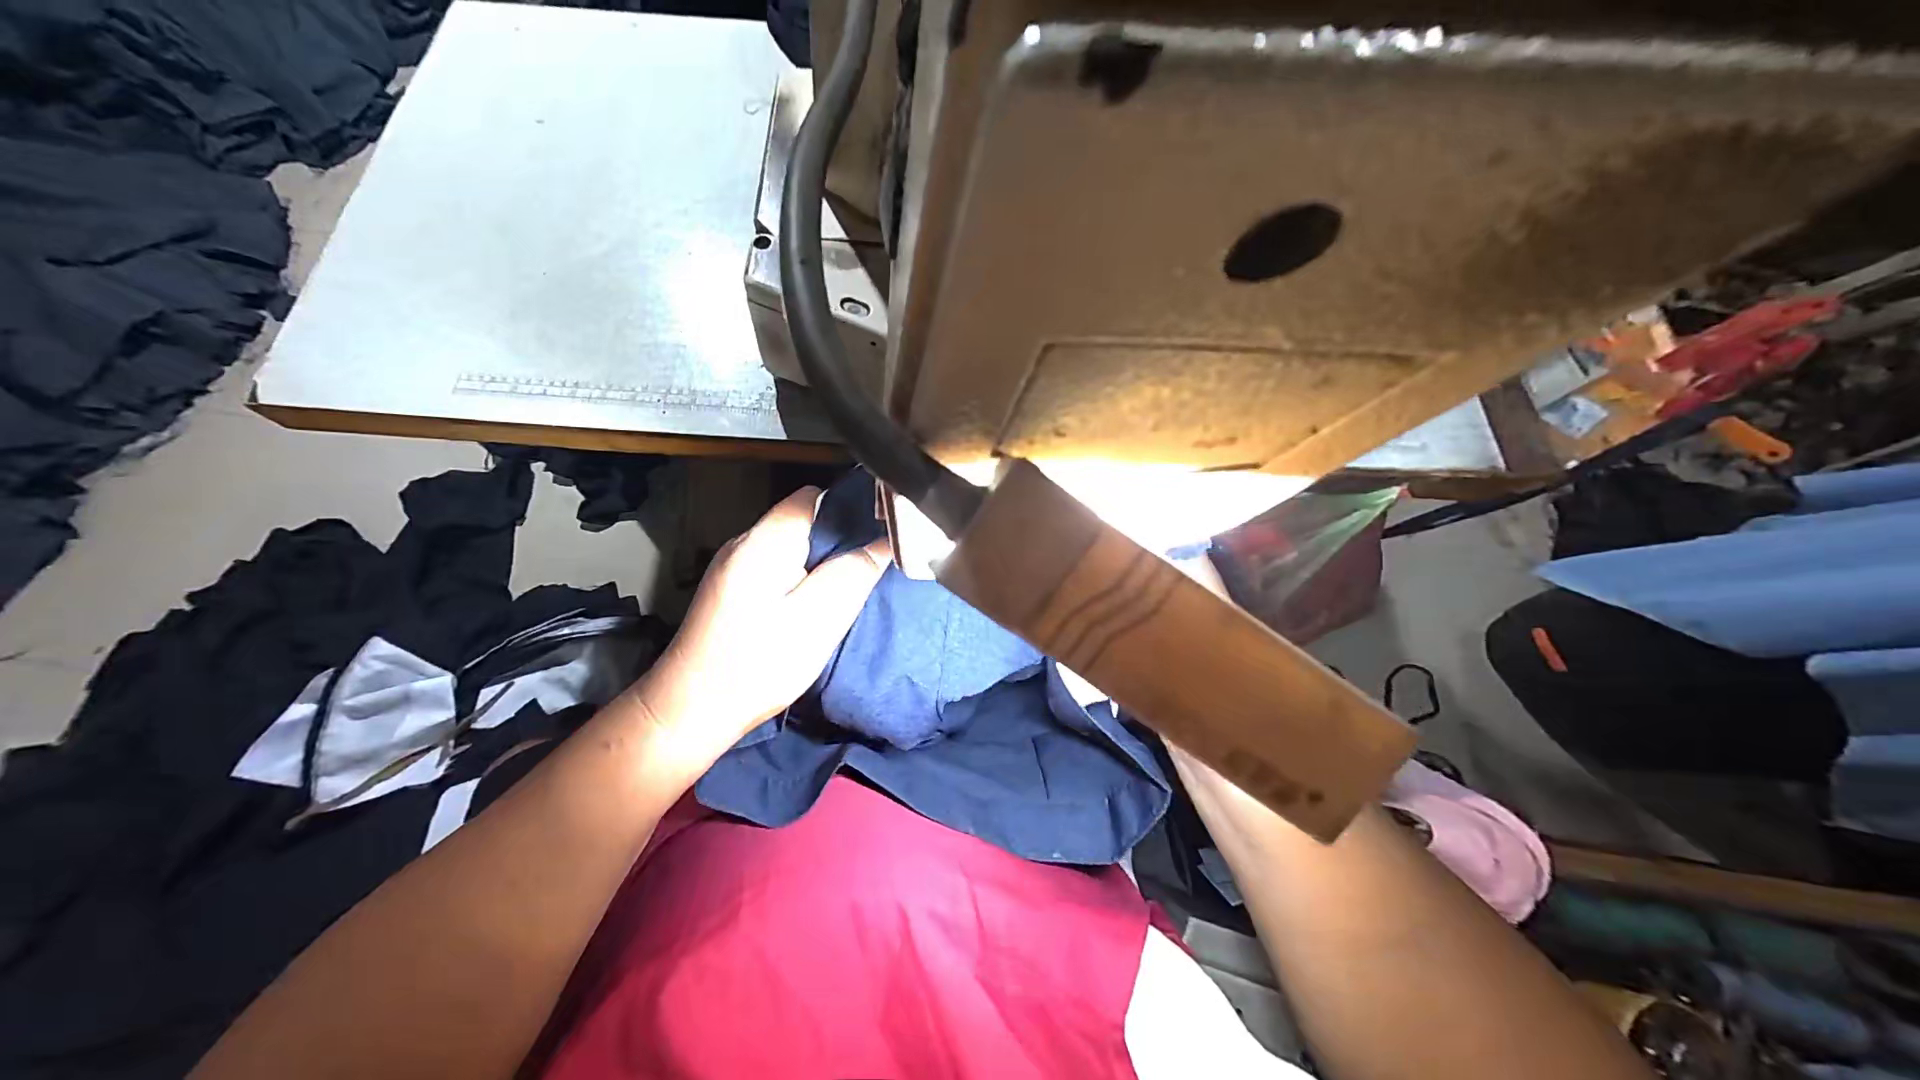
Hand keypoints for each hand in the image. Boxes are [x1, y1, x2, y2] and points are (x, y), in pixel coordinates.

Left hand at [627, 486, 888, 760]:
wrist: (691, 709)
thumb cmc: (756, 665)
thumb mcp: (819, 620)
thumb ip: (853, 575)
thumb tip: (881, 544)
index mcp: (764, 541)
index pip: (814, 496)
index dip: (850, 508)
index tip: (879, 534)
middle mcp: (743, 543)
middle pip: (803, 520)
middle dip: (838, 541)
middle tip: (866, 571)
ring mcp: (732, 566)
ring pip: (790, 547)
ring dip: (819, 564)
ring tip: (842, 593)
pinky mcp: (729, 589)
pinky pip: (775, 568)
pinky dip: (798, 580)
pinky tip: (809, 609)